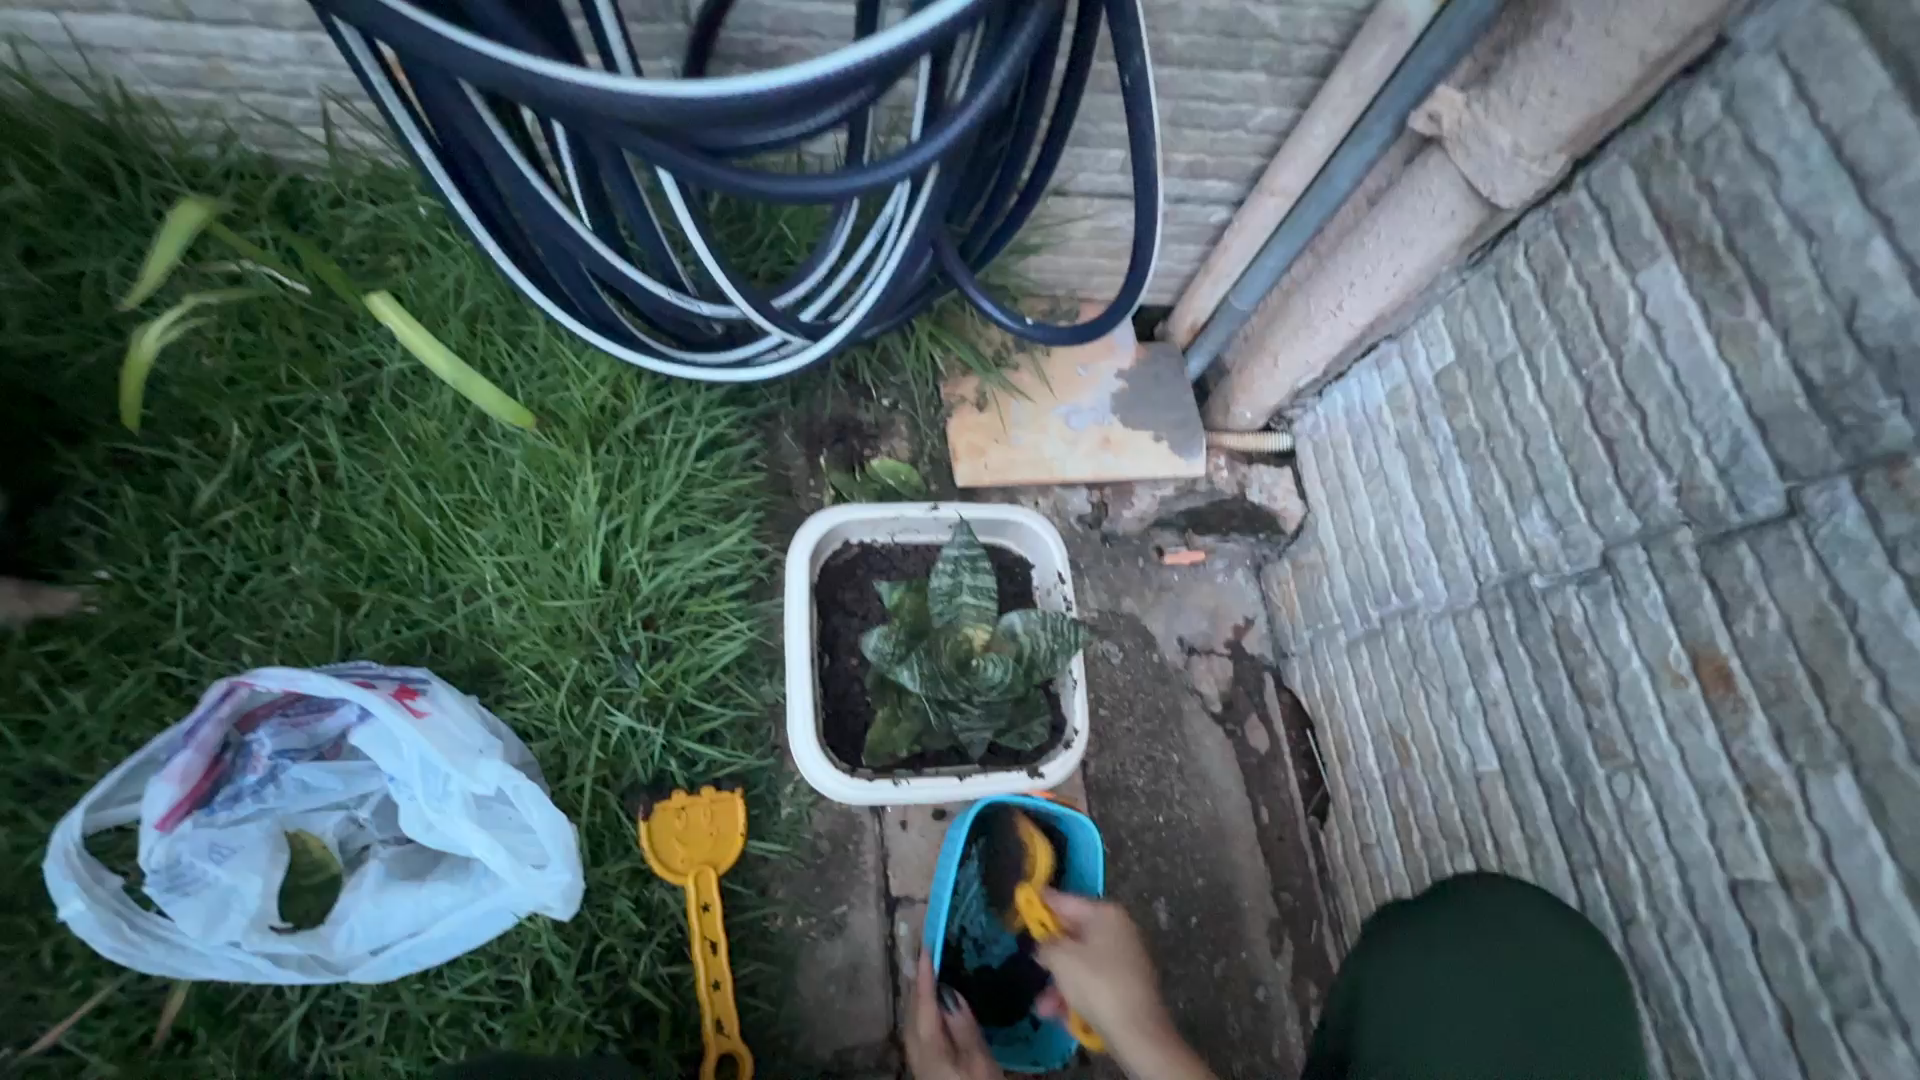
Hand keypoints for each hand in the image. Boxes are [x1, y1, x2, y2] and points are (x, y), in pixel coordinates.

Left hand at [905, 952, 1004, 1079]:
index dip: (925, 973)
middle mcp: (916, 1050)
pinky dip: (924, 1008)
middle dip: (920, 979)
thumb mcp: (980, 1063)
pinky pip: (918, 1027)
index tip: (927, 945)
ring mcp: (918, 1059)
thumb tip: (950, 992)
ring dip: (921, 993)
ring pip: (913, 1017)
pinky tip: (935, 1004)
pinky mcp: (925, 1065)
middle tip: (930, 951)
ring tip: (932, 970)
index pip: (924, 1003)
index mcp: (929, 1047)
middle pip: (913, 1008)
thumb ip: (964, 1029)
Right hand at [1032, 890, 1172, 1046]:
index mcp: (1105, 914)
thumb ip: (1045, 945)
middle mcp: (1117, 931)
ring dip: (1058, 984)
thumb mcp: (1061, 959)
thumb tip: (1043, 945)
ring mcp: (1124, 960)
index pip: (1065, 901)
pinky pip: (1092, 984)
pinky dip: (1075, 996)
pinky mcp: (1126, 988)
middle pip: (1073, 935)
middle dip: (1049, 955)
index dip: (1041, 902)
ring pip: (1080, 965)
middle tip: (1030, 962)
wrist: (1139, 1034)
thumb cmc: (1097, 984)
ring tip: (1042, 1007)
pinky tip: (1059, 1016)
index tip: (1023, 900)